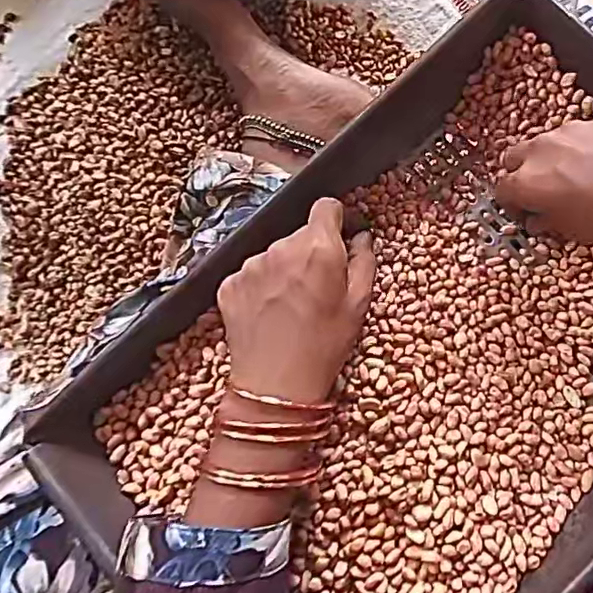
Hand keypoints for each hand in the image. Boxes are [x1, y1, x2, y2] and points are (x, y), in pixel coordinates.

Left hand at [217, 197, 375, 402]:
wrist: (276, 386)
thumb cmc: (325, 345)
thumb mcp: (359, 304)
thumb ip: (364, 261)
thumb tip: (361, 238)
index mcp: (318, 248)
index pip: (325, 206)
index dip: (335, 220)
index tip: (338, 237)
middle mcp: (281, 247)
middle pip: (299, 233)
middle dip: (311, 251)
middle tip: (318, 286)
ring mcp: (250, 265)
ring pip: (274, 252)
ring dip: (284, 267)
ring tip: (292, 303)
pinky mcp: (228, 283)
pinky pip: (251, 272)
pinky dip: (262, 285)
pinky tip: (270, 311)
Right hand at [495, 121, 592, 254]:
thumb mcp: (578, 231)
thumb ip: (549, 220)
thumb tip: (539, 217)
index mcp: (530, 182)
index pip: (503, 189)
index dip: (512, 203)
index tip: (523, 211)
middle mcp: (542, 150)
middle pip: (514, 159)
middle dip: (522, 176)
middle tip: (540, 194)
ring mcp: (568, 132)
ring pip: (540, 144)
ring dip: (545, 161)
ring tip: (568, 181)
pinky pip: (568, 136)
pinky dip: (570, 150)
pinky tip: (592, 167)